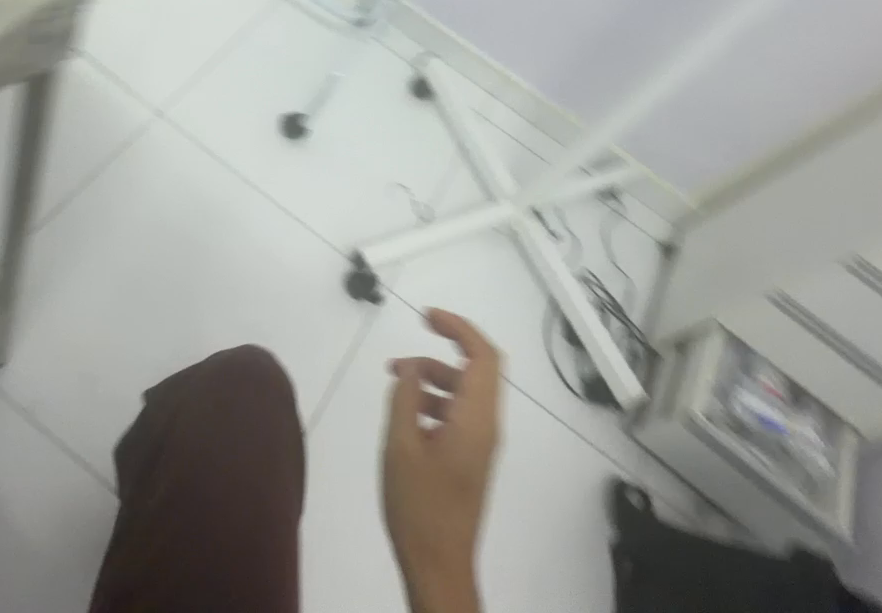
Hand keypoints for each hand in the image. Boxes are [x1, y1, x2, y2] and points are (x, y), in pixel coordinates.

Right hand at [382, 309, 501, 612]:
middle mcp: (486, 426)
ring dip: (433, 377)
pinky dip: (435, 400)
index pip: (483, 355)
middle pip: (478, 369)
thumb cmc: (419, 505)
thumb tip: (410, 364)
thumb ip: (405, 397)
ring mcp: (481, 443)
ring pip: (465, 391)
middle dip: (445, 348)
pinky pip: (459, 413)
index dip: (459, 327)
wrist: (439, 565)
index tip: (426, 316)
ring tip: (395, 381)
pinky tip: (405, 414)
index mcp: (475, 419)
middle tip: (411, 342)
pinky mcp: (471, 458)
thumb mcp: (400, 446)